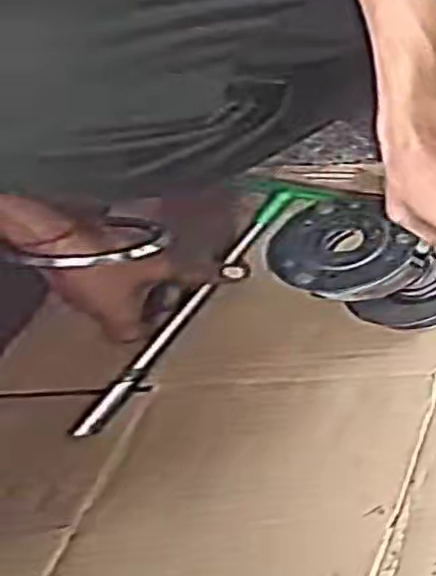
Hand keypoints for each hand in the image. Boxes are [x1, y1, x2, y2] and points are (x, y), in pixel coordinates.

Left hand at [37, 230, 218, 342]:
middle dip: (170, 288)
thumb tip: (134, 338)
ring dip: (142, 280)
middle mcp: (163, 252)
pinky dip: (118, 269)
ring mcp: (135, 242)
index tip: (241, 274)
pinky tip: (102, 278)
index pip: (208, 275)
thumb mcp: (113, 309)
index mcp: (177, 267)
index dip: (225, 277)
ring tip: (126, 294)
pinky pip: (122, 257)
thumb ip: (130, 328)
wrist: (53, 237)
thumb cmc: (93, 266)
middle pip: (175, 273)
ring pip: (148, 265)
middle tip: (162, 302)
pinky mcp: (107, 238)